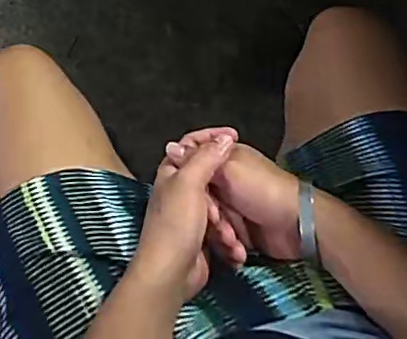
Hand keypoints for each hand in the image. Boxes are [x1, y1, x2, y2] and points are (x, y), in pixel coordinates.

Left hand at [125, 130, 233, 307]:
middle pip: (212, 180)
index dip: (213, 137)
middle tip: (235, 206)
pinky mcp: (200, 237)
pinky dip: (229, 241)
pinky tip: (233, 251)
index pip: (193, 145)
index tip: (236, 135)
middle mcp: (179, 187)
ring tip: (229, 239)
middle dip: (226, 196)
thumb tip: (223, 138)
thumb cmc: (177, 222)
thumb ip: (206, 159)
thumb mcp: (190, 183)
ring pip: (220, 208)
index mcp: (172, 170)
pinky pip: (221, 231)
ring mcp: (190, 214)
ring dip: (229, 224)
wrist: (171, 271)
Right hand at [171, 129, 303, 261]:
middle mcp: (224, 179)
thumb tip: (170, 146)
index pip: (192, 159)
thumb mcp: (228, 170)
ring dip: (217, 230)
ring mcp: (231, 205)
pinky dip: (227, 243)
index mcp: (222, 158)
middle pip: (198, 191)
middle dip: (205, 209)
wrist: (297, 226)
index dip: (187, 172)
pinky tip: (235, 249)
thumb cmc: (261, 190)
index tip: (186, 187)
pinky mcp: (239, 228)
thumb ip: (199, 159)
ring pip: (208, 216)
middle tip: (215, 220)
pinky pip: (221, 234)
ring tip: (231, 239)